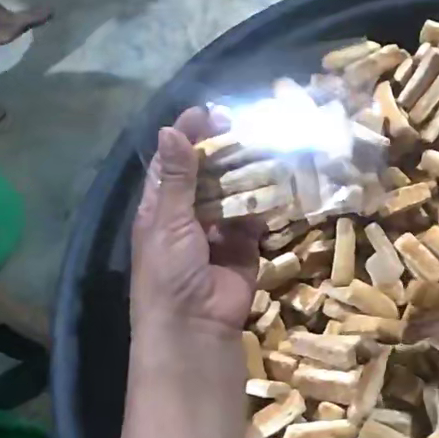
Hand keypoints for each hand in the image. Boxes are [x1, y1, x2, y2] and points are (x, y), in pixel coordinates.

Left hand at [131, 108, 259, 335]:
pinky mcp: (245, 247)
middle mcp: (190, 215)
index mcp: (161, 208)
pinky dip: (265, 205)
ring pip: (234, 194)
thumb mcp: (168, 220)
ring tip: (265, 147)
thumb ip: (177, 178)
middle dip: (222, 151)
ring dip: (247, 174)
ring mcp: (219, 231)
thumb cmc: (168, 271)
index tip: (205, 112)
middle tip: (241, 125)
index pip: (173, 163)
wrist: (195, 324)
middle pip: (207, 175)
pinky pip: (255, 219)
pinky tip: (277, 184)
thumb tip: (170, 129)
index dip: (186, 137)